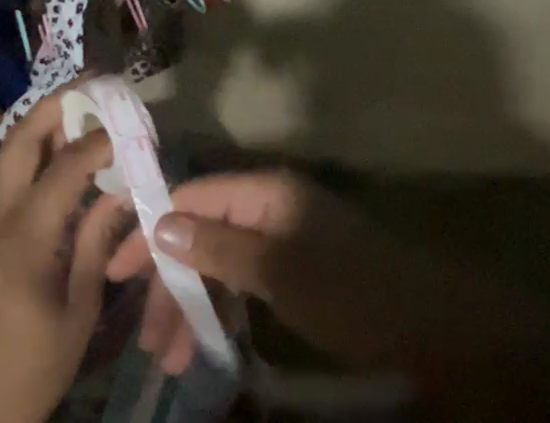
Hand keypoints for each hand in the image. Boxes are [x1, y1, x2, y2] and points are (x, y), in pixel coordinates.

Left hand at [0, 91, 131, 422]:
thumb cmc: (39, 361)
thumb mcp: (80, 307)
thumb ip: (97, 240)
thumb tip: (121, 187)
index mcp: (22, 242)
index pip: (62, 170)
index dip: (95, 141)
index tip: (125, 125)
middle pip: (17, 144)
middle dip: (52, 108)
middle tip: (90, 87)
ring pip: (2, 156)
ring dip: (37, 127)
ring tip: (75, 110)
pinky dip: (26, 155)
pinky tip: (53, 155)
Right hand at [107, 170, 384, 374]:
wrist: (435, 327)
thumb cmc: (351, 291)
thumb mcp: (278, 272)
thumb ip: (218, 248)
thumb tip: (160, 225)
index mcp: (265, 192)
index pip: (191, 199)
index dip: (151, 231)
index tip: (115, 270)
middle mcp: (269, 206)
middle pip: (202, 234)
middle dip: (171, 284)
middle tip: (147, 337)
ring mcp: (283, 239)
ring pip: (221, 264)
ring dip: (194, 306)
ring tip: (170, 356)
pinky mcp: (296, 270)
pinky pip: (245, 281)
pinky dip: (223, 309)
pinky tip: (207, 341)